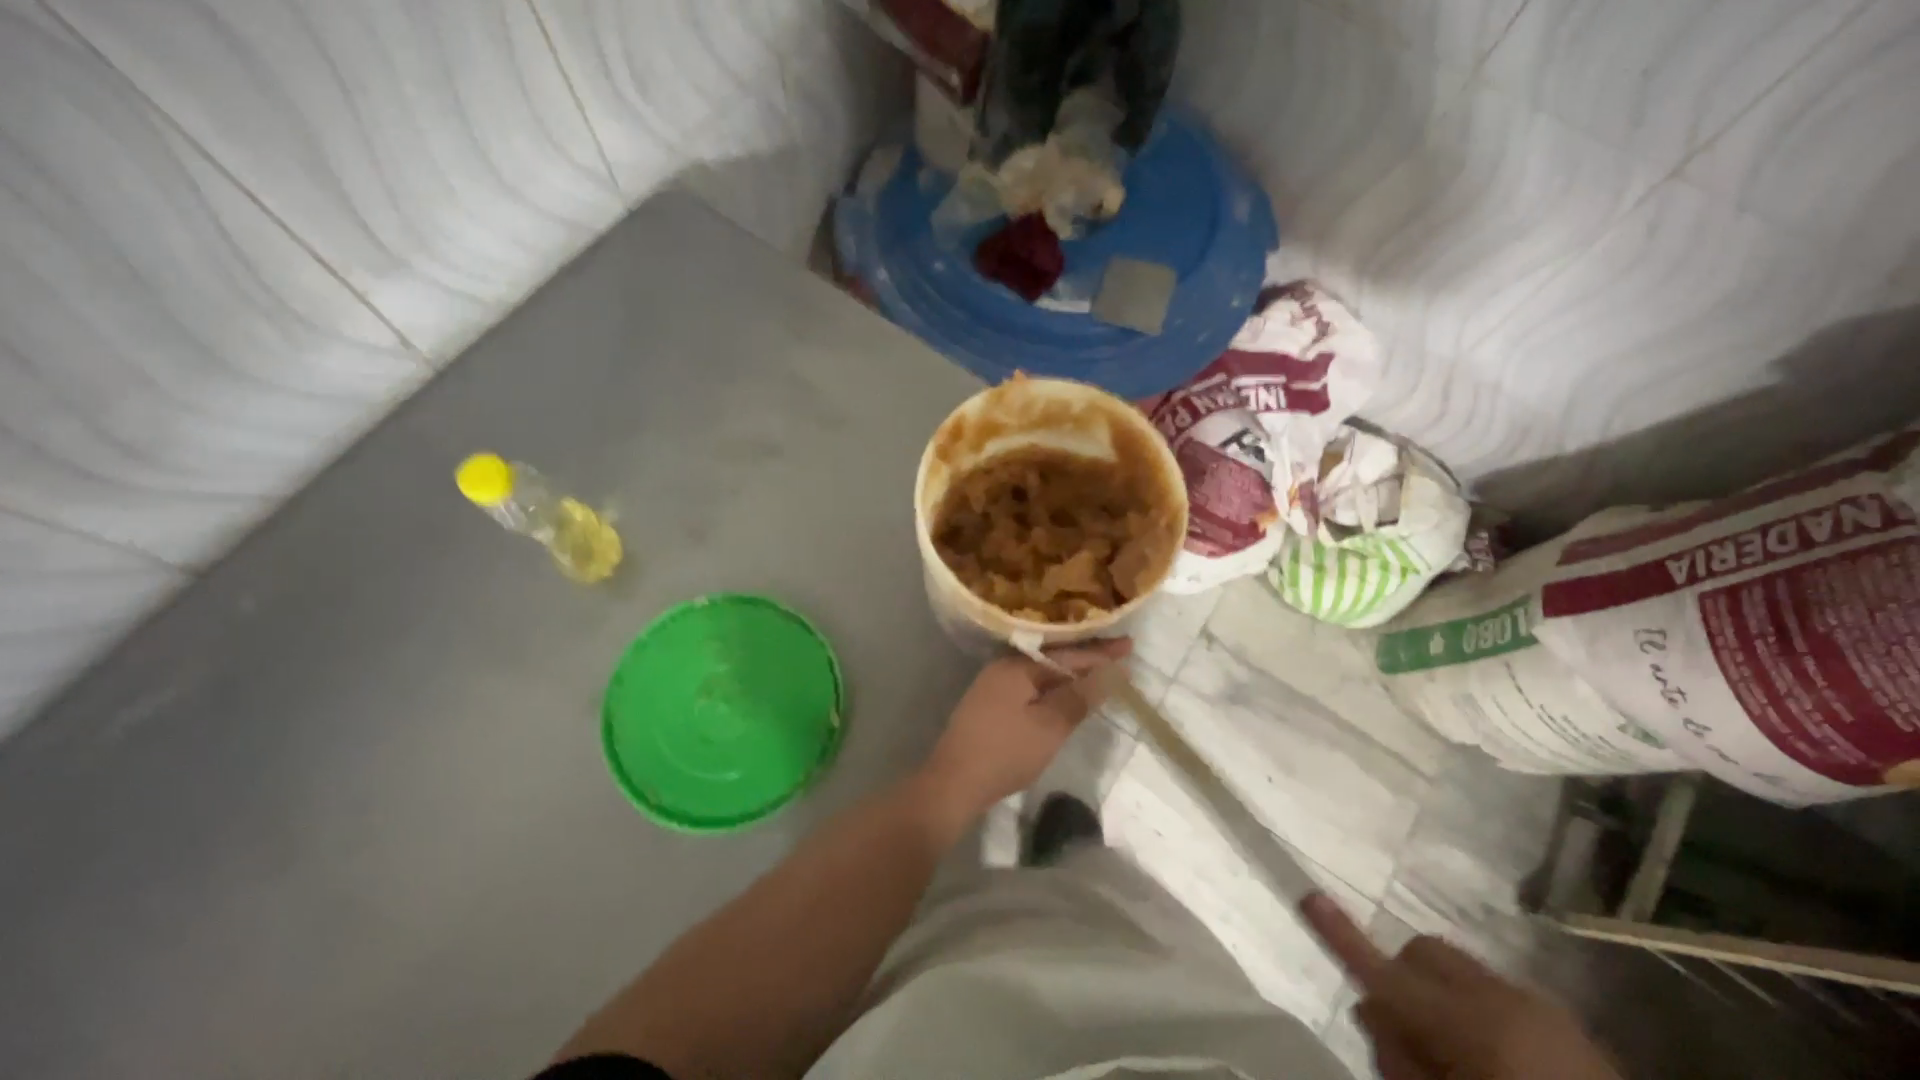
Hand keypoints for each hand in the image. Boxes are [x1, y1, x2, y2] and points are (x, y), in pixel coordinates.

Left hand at [918, 638, 1132, 822]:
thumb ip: (1080, 697)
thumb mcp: (1049, 726)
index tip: (1130, 645)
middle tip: (1122, 655)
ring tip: (1102, 673)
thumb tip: (1112, 672)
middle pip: (1053, 659)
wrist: (953, 784)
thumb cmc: (1005, 753)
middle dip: (1087, 660)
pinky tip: (1068, 696)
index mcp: (1016, 666)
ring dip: (1071, 675)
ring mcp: (993, 688)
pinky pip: (1031, 688)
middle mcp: (1003, 669)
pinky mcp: (991, 707)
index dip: (1100, 652)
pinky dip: (1054, 690)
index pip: (1067, 654)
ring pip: (1041, 675)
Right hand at [1302, 894, 1621, 1079]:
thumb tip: (1373, 1009)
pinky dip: (1476, 1014)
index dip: (1341, 936)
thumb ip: (1399, 1056)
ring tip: (1449, 1054)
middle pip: (1423, 952)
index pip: (1384, 970)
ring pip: (1460, 971)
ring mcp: (1538, 1004)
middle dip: (1400, 977)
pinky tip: (1490, 1062)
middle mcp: (1502, 996)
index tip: (1308, 897)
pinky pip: (1497, 995)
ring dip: (1438, 998)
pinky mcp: (1564, 1022)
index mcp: (1468, 1021)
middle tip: (1400, 1035)